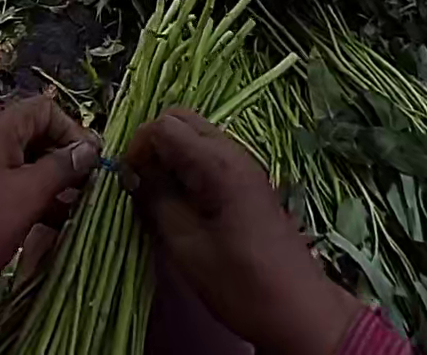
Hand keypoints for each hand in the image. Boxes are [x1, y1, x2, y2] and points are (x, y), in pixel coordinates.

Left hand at [0, 94, 100, 270]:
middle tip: (89, 182)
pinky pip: (19, 181)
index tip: (91, 157)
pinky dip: (39, 194)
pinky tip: (59, 217)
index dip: (72, 130)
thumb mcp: (31, 190)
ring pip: (31, 161)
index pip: (46, 110)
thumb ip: (63, 167)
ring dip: (56, 179)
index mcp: (1, 126)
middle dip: (66, 157)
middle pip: (40, 135)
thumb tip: (89, 150)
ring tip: (79, 203)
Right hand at [124, 107, 363, 354]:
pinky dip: (185, 160)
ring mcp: (241, 160)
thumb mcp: (188, 247)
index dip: (138, 145)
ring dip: (169, 150)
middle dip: (152, 140)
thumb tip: (133, 175)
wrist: (300, 310)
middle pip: (180, 117)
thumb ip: (157, 202)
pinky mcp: (245, 176)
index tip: (127, 178)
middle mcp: (231, 150)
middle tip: (139, 178)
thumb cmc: (242, 282)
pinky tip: (180, 194)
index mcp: (217, 162)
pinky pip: (207, 149)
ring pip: (193, 131)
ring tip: (156, 189)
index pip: (164, 125)